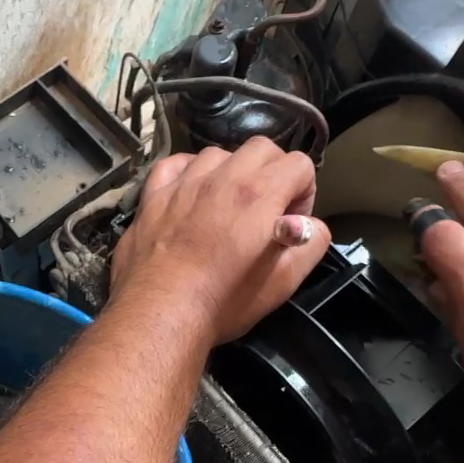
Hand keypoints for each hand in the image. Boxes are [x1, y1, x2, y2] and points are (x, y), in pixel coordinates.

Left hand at [111, 138, 331, 342]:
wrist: (160, 314)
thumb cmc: (224, 301)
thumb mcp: (285, 281)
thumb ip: (311, 243)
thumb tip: (307, 224)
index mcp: (260, 194)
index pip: (299, 164)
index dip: (304, 193)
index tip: (290, 223)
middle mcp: (222, 177)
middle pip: (261, 148)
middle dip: (273, 172)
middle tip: (265, 210)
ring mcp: (183, 183)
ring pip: (217, 154)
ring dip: (230, 172)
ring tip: (226, 206)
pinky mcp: (152, 196)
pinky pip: (174, 165)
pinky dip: (188, 172)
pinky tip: (190, 193)